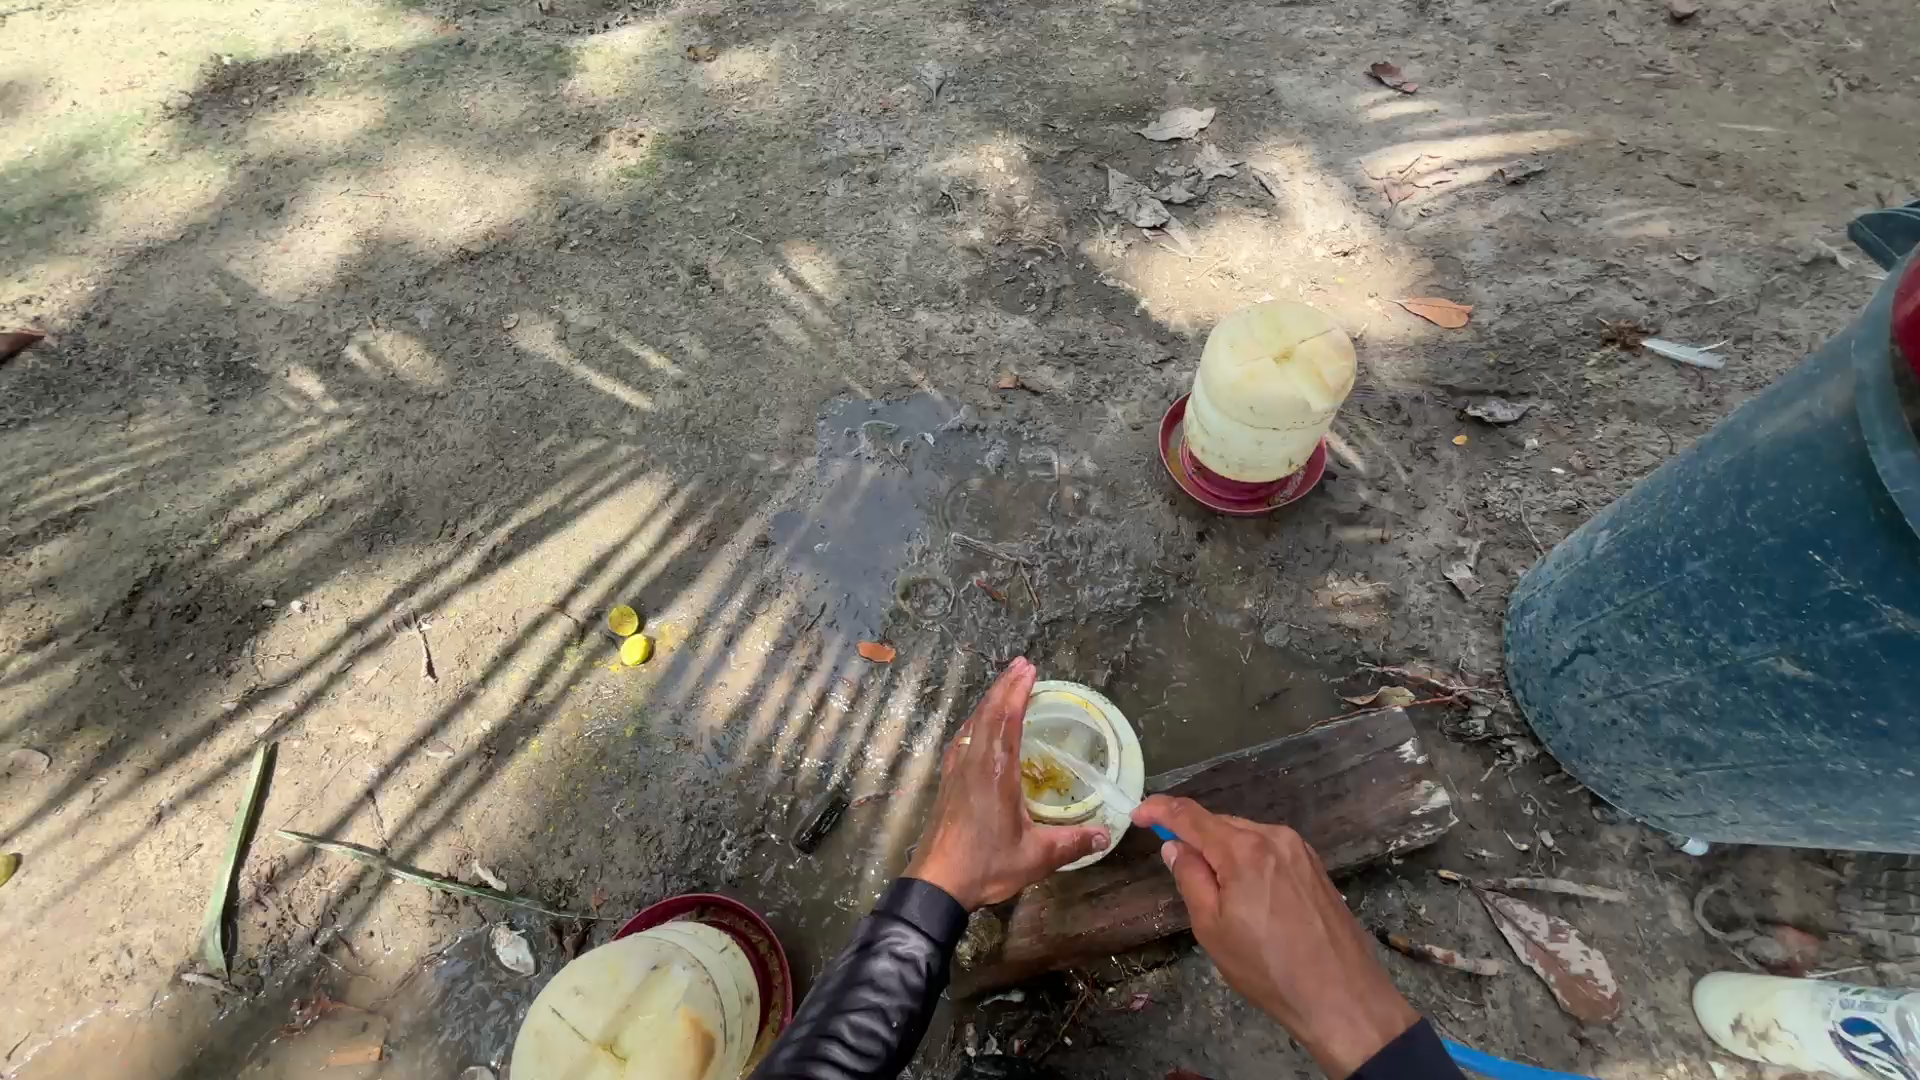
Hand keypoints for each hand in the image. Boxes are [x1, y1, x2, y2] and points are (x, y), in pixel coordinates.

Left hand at [905, 658, 1109, 910]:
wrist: (936, 883)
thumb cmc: (985, 866)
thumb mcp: (1036, 857)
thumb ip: (1072, 843)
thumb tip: (1106, 834)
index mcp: (996, 771)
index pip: (1007, 718)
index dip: (1018, 691)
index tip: (1030, 670)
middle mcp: (974, 761)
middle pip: (988, 712)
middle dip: (1005, 685)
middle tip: (1022, 665)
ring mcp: (956, 769)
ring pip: (973, 723)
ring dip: (990, 701)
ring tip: (1005, 686)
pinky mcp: (948, 781)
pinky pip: (964, 738)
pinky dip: (976, 721)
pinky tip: (979, 725)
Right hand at [1132, 796, 1418, 1079]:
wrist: (1347, 1003)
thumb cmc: (1270, 970)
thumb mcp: (1212, 929)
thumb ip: (1189, 877)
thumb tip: (1174, 847)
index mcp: (1243, 850)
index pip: (1188, 814)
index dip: (1158, 809)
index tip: (1137, 815)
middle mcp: (1272, 837)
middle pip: (1217, 823)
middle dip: (1192, 836)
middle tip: (1175, 863)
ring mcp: (1298, 849)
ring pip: (1243, 834)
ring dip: (1220, 849)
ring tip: (1216, 889)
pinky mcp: (1313, 866)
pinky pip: (1267, 848)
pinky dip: (1246, 858)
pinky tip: (1247, 891)